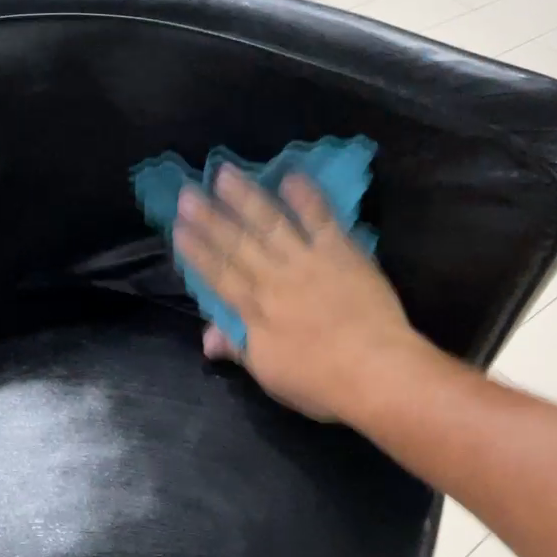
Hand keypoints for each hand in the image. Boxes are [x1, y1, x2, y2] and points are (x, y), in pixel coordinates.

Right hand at [173, 167, 457, 425]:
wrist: (378, 373)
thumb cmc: (322, 383)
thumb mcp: (270, 374)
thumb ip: (239, 349)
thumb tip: (207, 339)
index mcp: (254, 311)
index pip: (218, 275)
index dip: (196, 251)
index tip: (177, 227)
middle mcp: (275, 278)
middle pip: (237, 244)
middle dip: (210, 217)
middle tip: (189, 192)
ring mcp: (308, 261)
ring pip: (270, 224)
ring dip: (246, 198)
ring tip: (225, 173)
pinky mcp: (342, 252)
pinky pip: (320, 220)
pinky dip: (305, 198)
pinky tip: (290, 177)